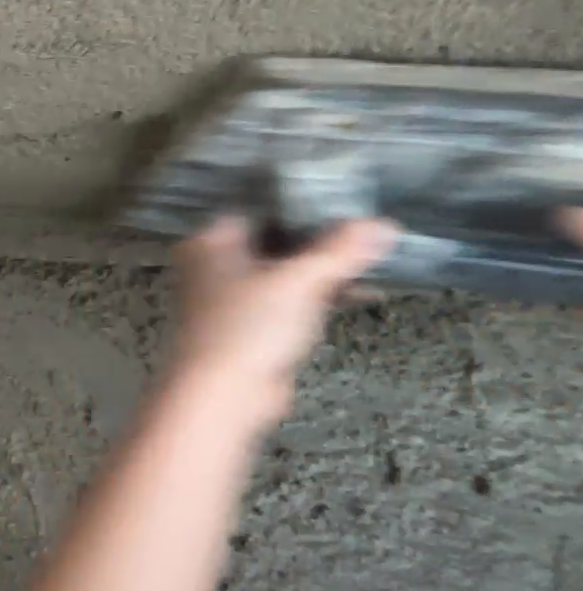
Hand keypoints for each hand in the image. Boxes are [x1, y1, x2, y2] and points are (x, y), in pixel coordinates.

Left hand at [168, 216, 398, 426]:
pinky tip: (363, 291)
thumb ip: (337, 252)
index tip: (347, 201)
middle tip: (370, 232)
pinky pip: (289, 295)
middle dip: (319, 237)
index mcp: (209, 240)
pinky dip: (319, 291)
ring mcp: (230, 292)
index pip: (256, 208)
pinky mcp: (250, 320)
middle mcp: (213, 261)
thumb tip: (381, 224)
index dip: (299, 204)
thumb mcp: (296, 282)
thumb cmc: (246, 326)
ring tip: (375, 259)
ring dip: (324, 266)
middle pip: (272, 238)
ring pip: (283, 268)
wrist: (223, 389)